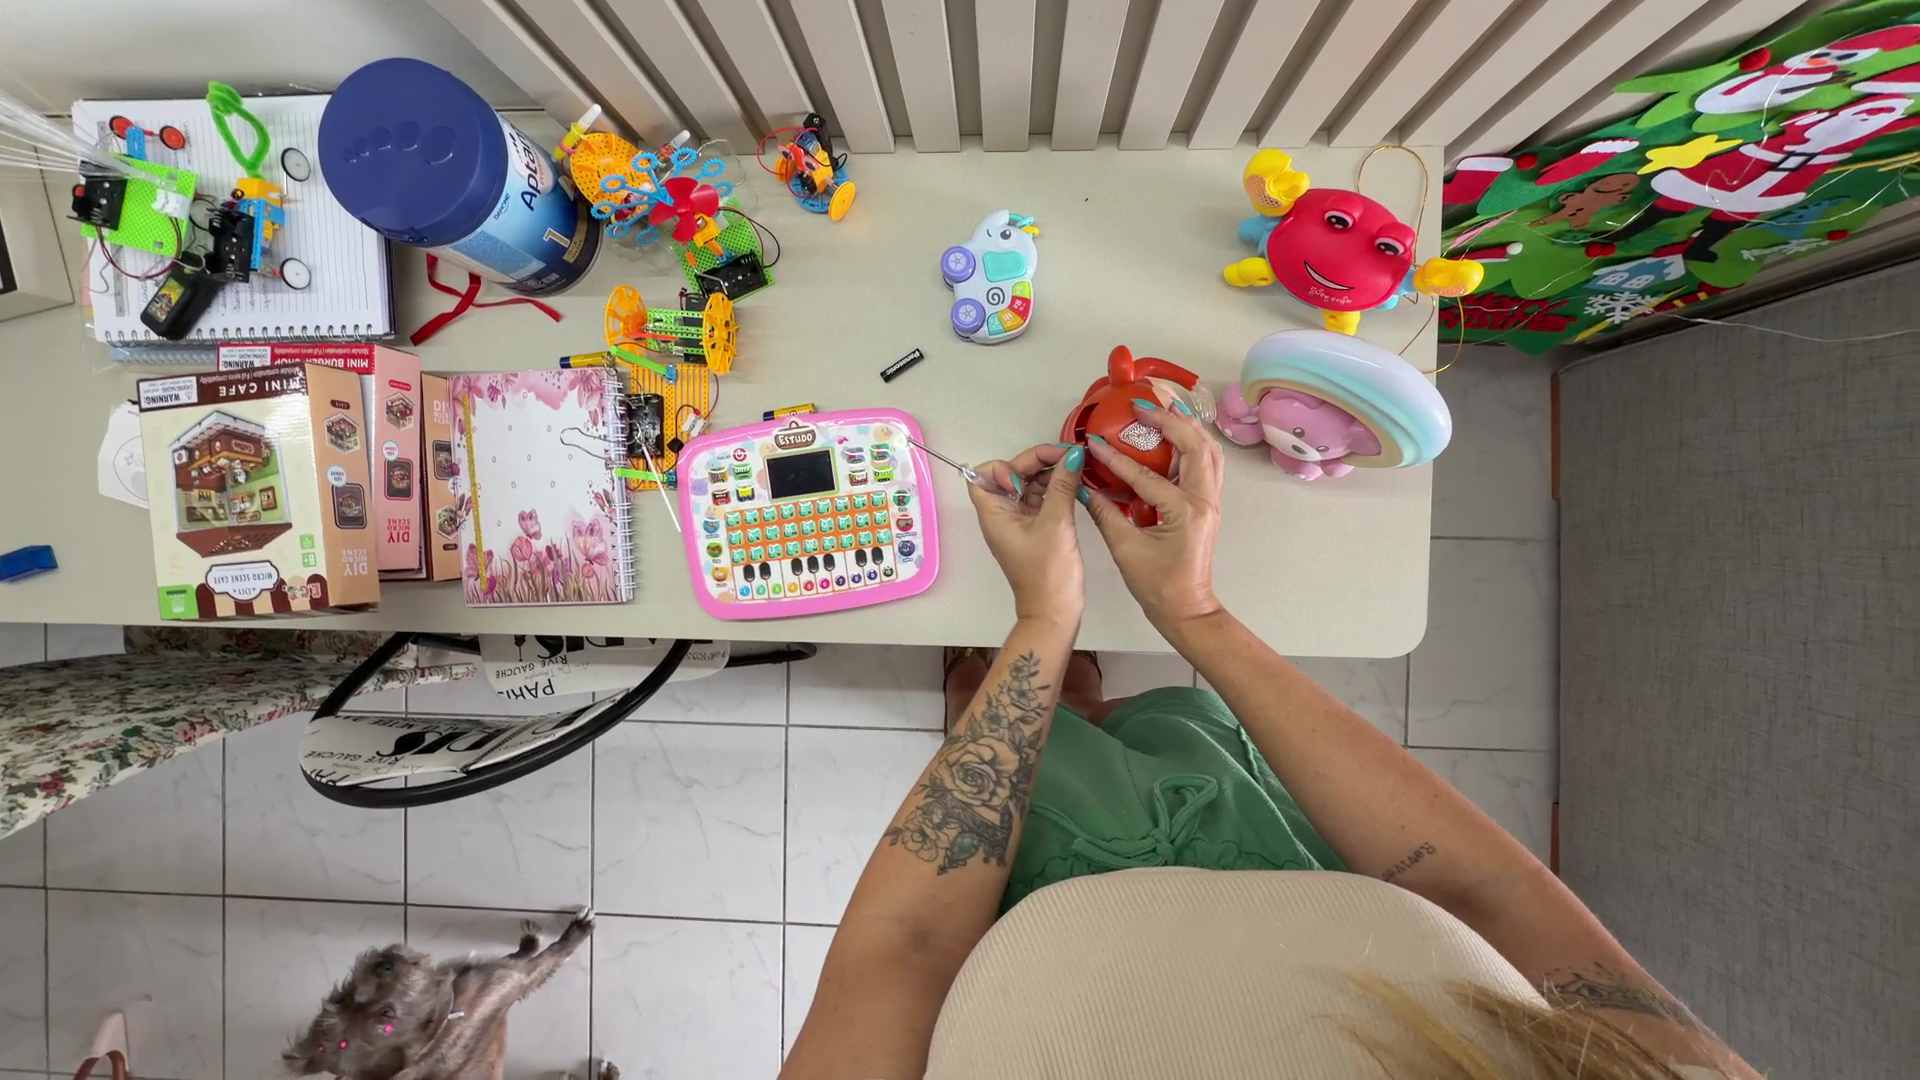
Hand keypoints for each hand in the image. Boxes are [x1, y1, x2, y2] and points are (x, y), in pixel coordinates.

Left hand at [969, 443, 1086, 624]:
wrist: (1054, 612)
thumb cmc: (1048, 574)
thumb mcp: (1057, 524)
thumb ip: (1063, 485)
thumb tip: (1073, 454)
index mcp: (994, 514)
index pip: (984, 475)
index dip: (1006, 467)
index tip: (1033, 472)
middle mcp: (1002, 515)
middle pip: (1012, 475)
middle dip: (1036, 462)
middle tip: (1068, 456)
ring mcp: (1019, 522)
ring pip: (1029, 486)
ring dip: (1049, 474)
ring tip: (1076, 467)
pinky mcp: (1036, 529)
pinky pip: (1041, 500)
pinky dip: (1055, 489)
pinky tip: (1075, 483)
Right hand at [1078, 403, 1223, 631]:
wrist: (1185, 607)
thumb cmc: (1158, 585)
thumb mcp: (1124, 548)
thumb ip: (1105, 513)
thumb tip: (1085, 487)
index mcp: (1184, 511)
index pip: (1146, 475)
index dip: (1116, 458)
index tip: (1094, 443)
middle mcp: (1203, 501)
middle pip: (1194, 445)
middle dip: (1168, 420)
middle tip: (1142, 406)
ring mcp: (1210, 501)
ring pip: (1207, 451)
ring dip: (1187, 427)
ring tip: (1164, 410)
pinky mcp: (1207, 504)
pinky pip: (1206, 463)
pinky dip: (1193, 444)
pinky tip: (1176, 436)